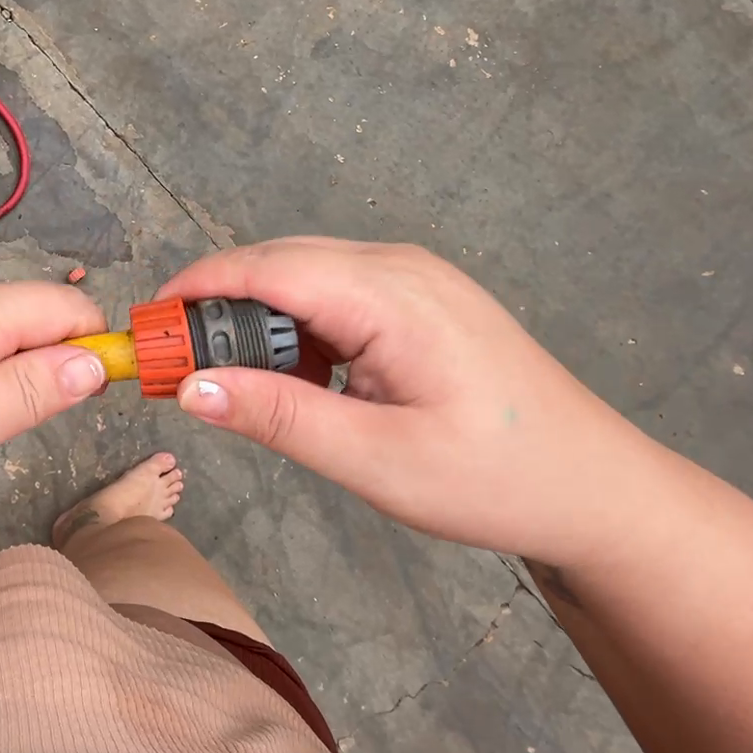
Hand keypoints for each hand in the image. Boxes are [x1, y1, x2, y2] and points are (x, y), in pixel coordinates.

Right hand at [159, 238, 660, 566]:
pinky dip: (291, 323)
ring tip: (232, 374)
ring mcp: (411, 275)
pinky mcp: (415, 294)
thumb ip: (278, 416)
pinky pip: (329, 289)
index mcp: (394, 295)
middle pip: (277, 261)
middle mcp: (399, 266)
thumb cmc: (498, 480)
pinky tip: (295, 370)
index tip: (149, 324)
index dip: (197, 287)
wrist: (602, 491)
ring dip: (253, 315)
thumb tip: (190, 389)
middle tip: (175, 358)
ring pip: (299, 272)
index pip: (268, 267)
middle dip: (215, 302)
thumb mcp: (377, 460)